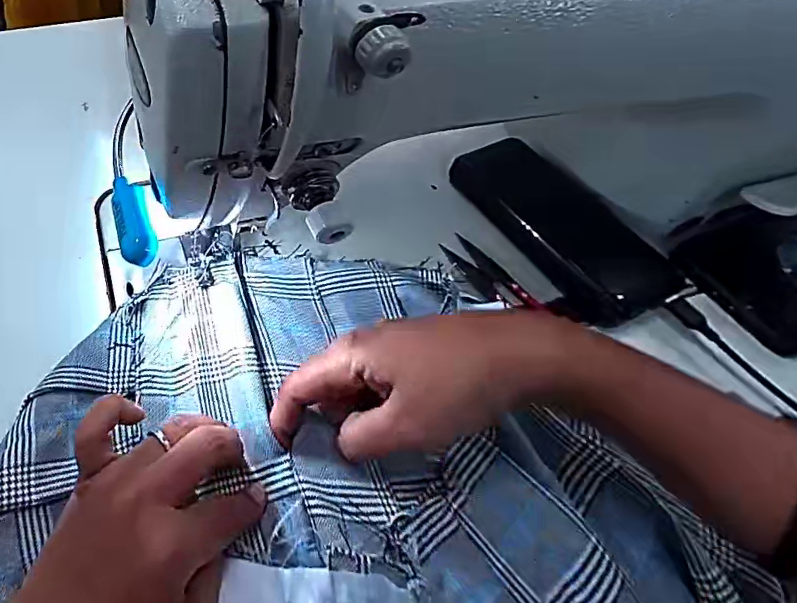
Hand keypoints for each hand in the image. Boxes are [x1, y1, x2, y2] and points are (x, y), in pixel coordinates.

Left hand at [15, 396, 266, 602]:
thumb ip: (208, 570)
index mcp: (172, 544)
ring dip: (191, 431)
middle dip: (229, 447)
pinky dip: (115, 411)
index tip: (257, 497)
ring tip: (206, 436)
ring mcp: (113, 481)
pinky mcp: (87, 476)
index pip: (228, 510)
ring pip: (161, 436)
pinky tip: (137, 414)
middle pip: (200, 450)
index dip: (250, 503)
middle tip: (239, 455)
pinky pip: (96, 428)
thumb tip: (221, 529)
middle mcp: (144, 501)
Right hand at [269, 311, 588, 458]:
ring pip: (351, 381)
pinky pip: (374, 378)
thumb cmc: (455, 387)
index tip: (283, 447)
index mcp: (348, 354)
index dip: (284, 414)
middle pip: (323, 381)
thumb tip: (340, 441)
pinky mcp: (407, 349)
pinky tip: (402, 421)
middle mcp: (358, 342)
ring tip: (379, 442)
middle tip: (342, 454)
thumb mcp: (407, 426)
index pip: (298, 383)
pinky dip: (374, 403)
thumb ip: (361, 439)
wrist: (513, 352)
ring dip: (353, 413)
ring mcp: (384, 342)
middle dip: (322, 417)